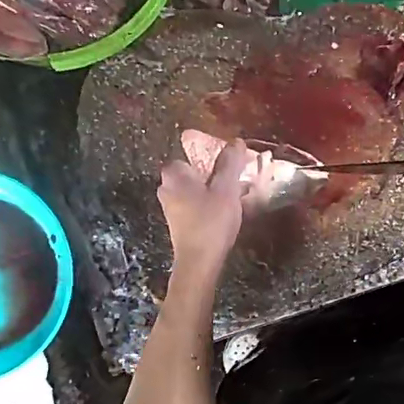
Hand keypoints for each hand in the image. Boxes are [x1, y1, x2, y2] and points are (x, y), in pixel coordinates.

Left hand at [158, 138, 246, 287]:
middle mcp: (166, 188)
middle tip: (237, 180)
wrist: (199, 262)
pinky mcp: (178, 224)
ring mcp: (170, 208)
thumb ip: (230, 163)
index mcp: (174, 174)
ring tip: (236, 197)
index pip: (191, 155)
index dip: (211, 157)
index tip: (230, 165)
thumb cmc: (211, 221)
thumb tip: (236, 141)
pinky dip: (209, 206)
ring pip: (196, 191)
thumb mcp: (226, 188)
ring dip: (214, 191)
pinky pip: (195, 206)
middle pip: (194, 173)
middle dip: (214, 175)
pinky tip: (225, 214)